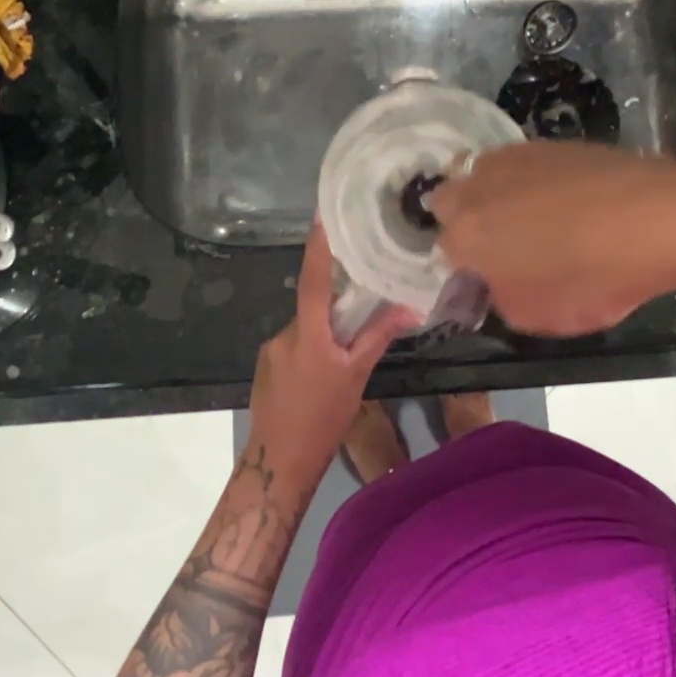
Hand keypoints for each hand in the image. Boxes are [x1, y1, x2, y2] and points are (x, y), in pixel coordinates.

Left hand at [249, 222, 414, 479]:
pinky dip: (312, 350)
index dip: (319, 245)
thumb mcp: (356, 377)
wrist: (278, 462)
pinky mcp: (266, 367)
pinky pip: (294, 346)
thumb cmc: (322, 419)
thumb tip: (409, 308)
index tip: (323, 214)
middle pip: (312, 306)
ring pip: (304, 329)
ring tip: (345, 359)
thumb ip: (378, 337)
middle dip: (335, 307)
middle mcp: (283, 334)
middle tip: (363, 305)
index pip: (313, 278)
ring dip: (325, 335)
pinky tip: (324, 377)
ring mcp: (270, 351)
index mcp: (307, 333)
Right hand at [429, 142, 675, 335]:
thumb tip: (501, 281)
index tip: (495, 278)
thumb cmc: (592, 278)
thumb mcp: (538, 317)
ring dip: (498, 196)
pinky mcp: (549, 143)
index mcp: (463, 235)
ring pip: (485, 177)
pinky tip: (569, 201)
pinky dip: (536, 182)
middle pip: (450, 202)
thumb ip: (502, 299)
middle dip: (468, 220)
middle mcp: (475, 188)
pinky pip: (526, 167)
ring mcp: (512, 158)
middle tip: (505, 245)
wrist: (658, 219)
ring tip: (539, 220)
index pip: (445, 251)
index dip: (469, 267)